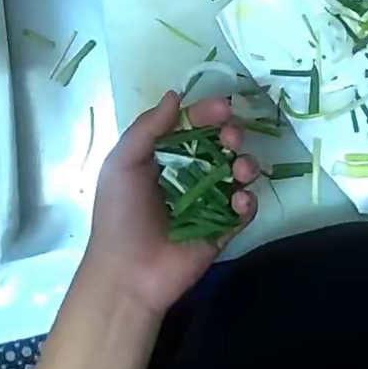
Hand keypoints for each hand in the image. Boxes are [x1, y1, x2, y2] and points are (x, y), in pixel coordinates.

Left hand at [80, 92, 258, 316]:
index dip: (206, 113)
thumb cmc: (119, 213)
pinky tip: (239, 200)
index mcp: (164, 155)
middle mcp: (189, 173)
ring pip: (238, 172)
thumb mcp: (123, 163)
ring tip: (240, 169)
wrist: (126, 274)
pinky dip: (248, 200)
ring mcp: (209, 200)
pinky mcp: (223, 228)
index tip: (223, 108)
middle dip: (232, 134)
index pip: (191, 125)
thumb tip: (175, 94)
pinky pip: (244, 208)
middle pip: (220, 144)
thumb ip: (148, 127)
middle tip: (232, 138)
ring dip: (246, 164)